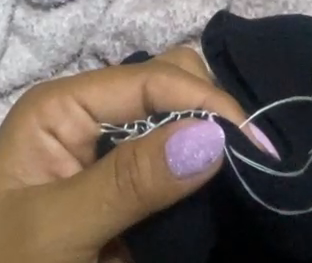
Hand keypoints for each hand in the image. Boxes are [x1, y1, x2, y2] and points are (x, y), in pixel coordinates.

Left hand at [0, 54, 249, 262]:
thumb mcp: (54, 231)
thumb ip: (129, 181)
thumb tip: (212, 134)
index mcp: (61, 107)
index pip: (148, 78)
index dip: (205, 101)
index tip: (257, 144)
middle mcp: (88, 119)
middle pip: (167, 85)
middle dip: (210, 111)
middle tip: (254, 159)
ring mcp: (106, 159)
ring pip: (176, 123)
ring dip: (211, 140)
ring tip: (254, 169)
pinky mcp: (121, 199)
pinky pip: (173, 170)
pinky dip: (202, 176)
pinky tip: (225, 189)